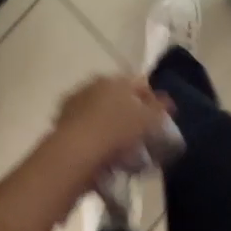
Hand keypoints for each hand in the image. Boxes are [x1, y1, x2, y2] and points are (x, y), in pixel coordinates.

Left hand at [47, 76, 171, 174]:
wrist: (76, 151)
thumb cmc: (116, 132)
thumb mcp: (146, 122)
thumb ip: (159, 109)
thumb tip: (168, 101)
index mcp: (116, 79)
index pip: (139, 83)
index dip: (150, 100)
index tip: (158, 119)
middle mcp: (95, 83)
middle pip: (118, 95)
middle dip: (129, 111)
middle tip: (139, 133)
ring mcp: (76, 99)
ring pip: (100, 109)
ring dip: (110, 122)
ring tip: (121, 146)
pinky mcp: (62, 118)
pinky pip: (86, 125)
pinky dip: (94, 134)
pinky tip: (101, 151)